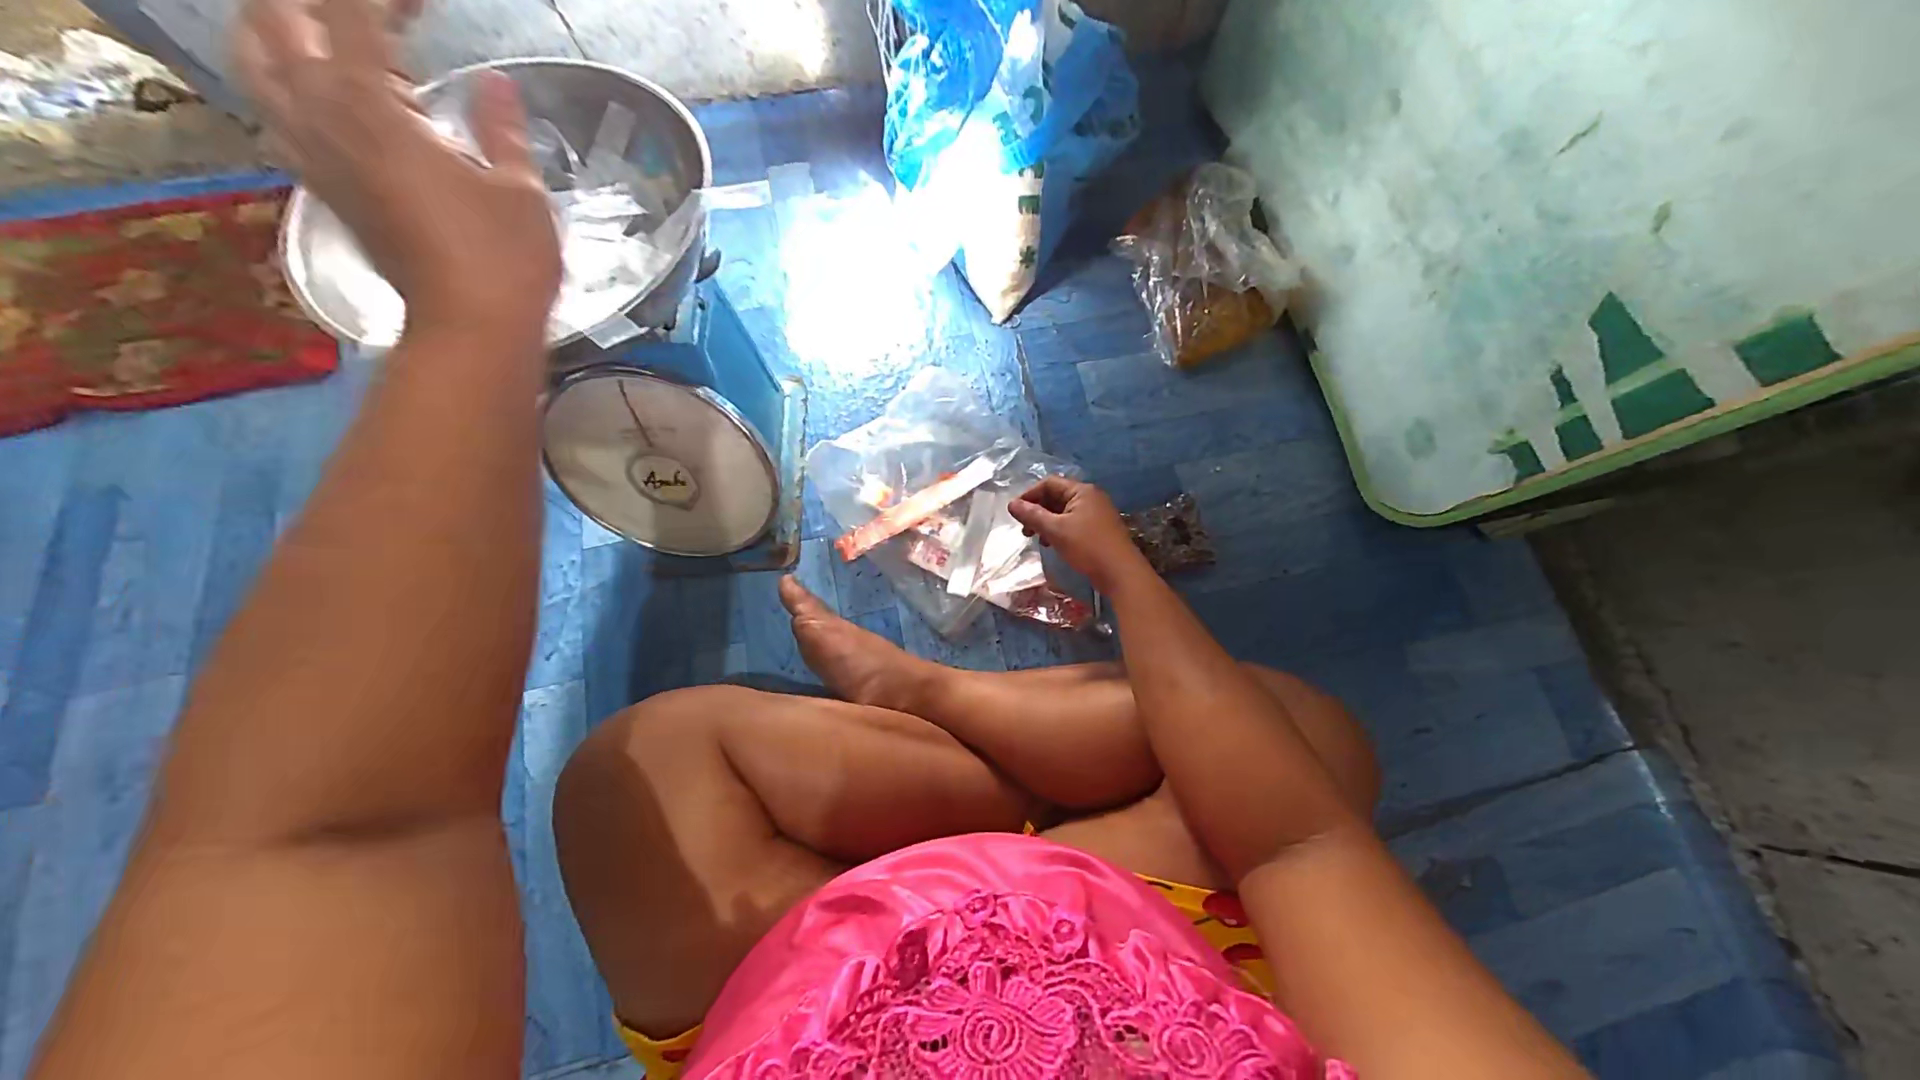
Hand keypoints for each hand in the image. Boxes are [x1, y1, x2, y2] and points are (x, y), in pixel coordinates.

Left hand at [235, 0, 560, 341]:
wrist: (472, 330)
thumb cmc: (506, 261)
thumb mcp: (521, 192)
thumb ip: (502, 129)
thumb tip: (497, 86)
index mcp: (369, 107)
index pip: (352, 11)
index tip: (428, 4)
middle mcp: (320, 118)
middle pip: (273, 18)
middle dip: (322, 5)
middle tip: (382, 16)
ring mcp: (312, 154)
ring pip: (256, 60)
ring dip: (285, 31)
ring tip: (336, 35)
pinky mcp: (322, 186)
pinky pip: (278, 110)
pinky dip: (293, 81)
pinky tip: (332, 92)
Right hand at [1008, 476, 1150, 593]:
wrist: (1121, 573)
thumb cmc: (1087, 547)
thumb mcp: (1055, 530)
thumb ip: (1032, 515)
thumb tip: (1012, 504)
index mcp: (1081, 491)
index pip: (1049, 484)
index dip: (1029, 495)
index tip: (1015, 513)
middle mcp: (1090, 497)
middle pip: (1056, 497)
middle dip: (1037, 511)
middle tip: (1024, 529)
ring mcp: (1096, 513)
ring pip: (1063, 512)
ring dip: (1046, 522)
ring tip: (1035, 538)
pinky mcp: (1098, 529)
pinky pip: (1072, 523)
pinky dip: (1058, 530)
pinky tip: (1052, 544)